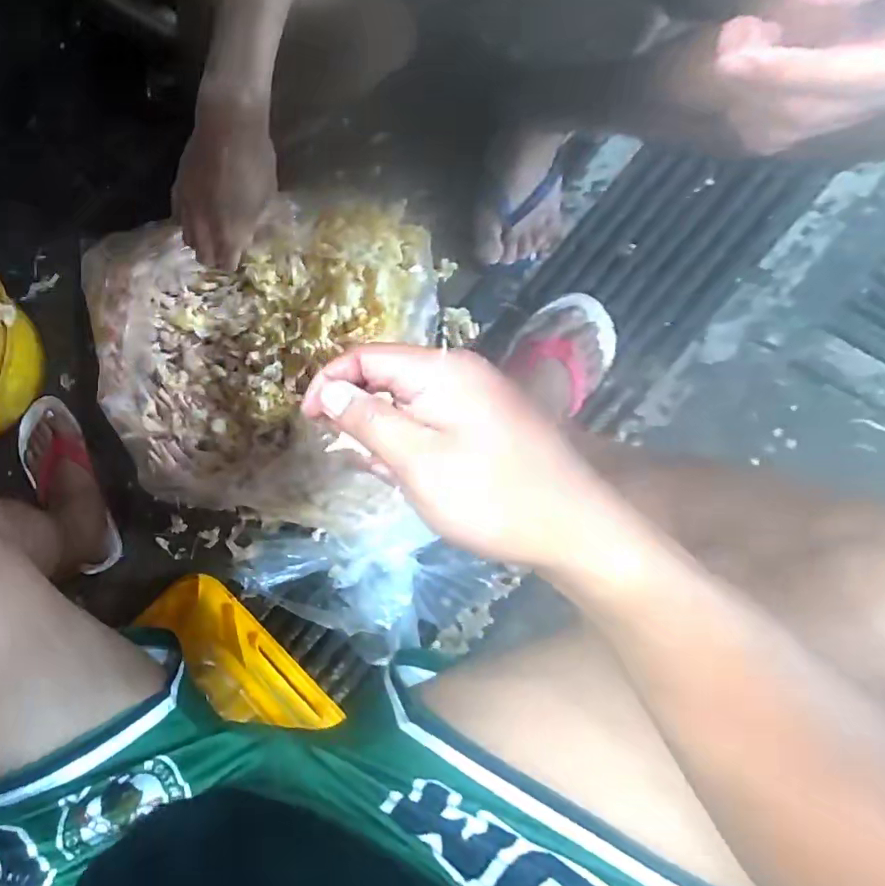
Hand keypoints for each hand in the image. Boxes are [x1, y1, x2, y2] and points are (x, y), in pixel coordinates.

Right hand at [173, 93, 276, 269]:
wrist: (228, 128)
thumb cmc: (257, 162)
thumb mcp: (268, 197)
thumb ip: (257, 223)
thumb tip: (250, 237)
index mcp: (232, 233)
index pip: (226, 264)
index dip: (232, 261)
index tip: (237, 255)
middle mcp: (205, 228)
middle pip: (204, 256)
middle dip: (214, 255)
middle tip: (224, 245)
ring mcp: (188, 211)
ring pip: (188, 240)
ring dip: (199, 240)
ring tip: (209, 230)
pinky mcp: (177, 192)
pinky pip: (178, 218)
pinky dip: (187, 221)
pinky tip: (196, 213)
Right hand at [301, 345, 616, 570]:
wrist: (576, 529)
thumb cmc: (489, 495)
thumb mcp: (416, 460)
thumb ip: (367, 420)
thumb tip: (328, 387)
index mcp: (439, 369)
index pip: (365, 356)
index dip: (329, 382)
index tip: (308, 420)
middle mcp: (459, 371)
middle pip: (387, 376)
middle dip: (357, 410)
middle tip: (346, 453)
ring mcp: (477, 395)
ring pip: (409, 401)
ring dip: (385, 431)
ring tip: (384, 473)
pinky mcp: (488, 421)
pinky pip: (434, 419)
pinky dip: (412, 440)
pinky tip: (412, 474)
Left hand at [711, 0, 884, 154]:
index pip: (880, 75)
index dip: (799, 74)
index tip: (737, 59)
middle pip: (841, 109)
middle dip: (769, 84)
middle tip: (733, 33)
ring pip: (824, 116)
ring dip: (765, 92)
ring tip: (741, 34)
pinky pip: (827, 101)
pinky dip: (780, 86)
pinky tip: (761, 42)